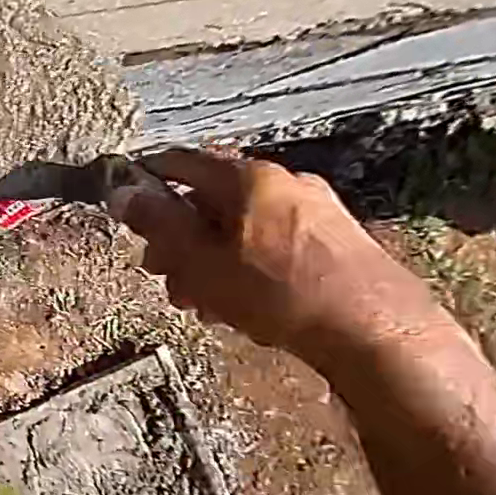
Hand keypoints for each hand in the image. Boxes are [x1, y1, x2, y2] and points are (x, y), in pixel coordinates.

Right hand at [108, 150, 447, 361]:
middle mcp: (284, 183)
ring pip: (234, 227)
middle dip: (176, 238)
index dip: (145, 183)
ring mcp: (313, 210)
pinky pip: (265, 243)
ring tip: (199, 299)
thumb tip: (123, 193)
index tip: (126, 210)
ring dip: (204, 259)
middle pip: (207, 200)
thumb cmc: (277, 292)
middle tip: (163, 274)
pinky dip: (239, 266)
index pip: (180, 163)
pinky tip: (235, 302)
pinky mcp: (331, 239)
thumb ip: (157, 223)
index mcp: (249, 179)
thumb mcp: (197, 259)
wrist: (372, 331)